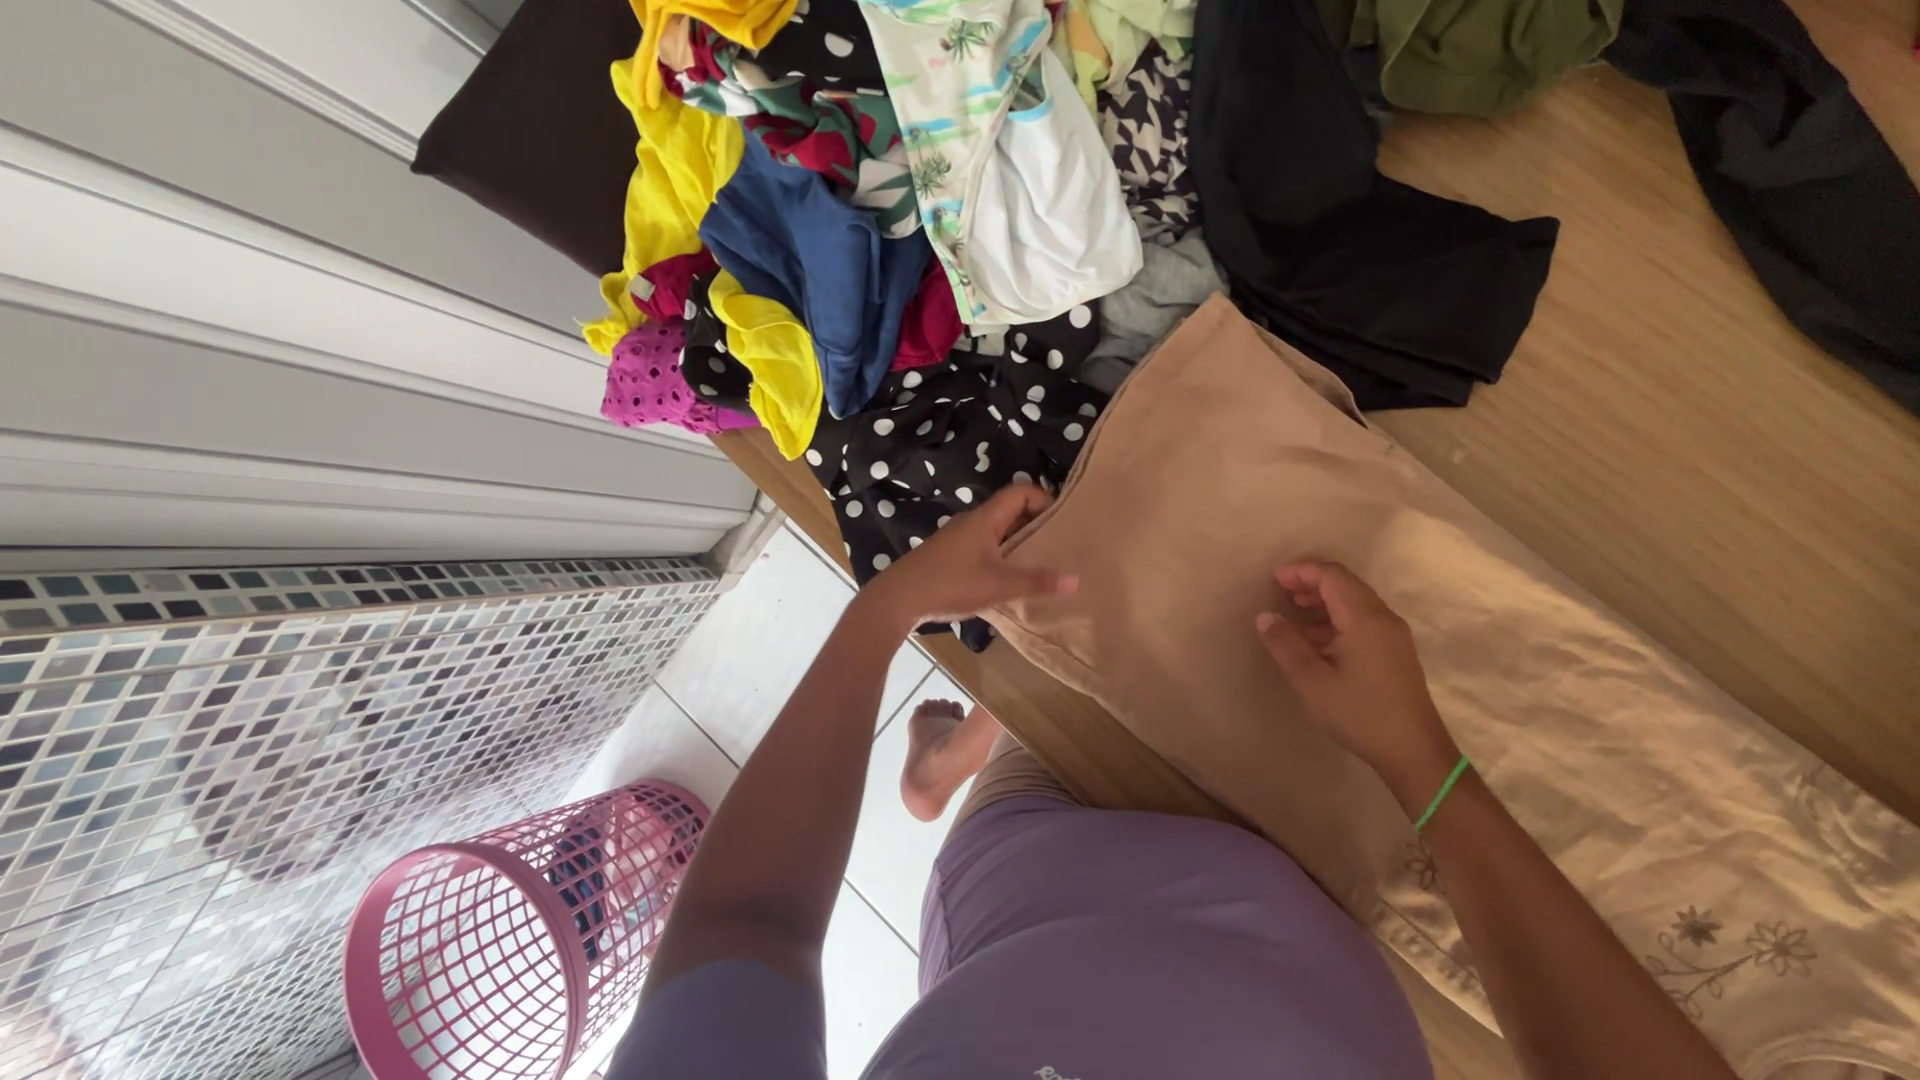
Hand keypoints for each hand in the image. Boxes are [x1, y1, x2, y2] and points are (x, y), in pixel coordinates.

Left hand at [857, 483, 1077, 629]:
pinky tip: (1006, 579)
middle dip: (1035, 524)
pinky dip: (1000, 556)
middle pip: (1009, 511)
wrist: (897, 599)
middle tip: (1059, 544)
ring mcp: (956, 539)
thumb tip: (1076, 580)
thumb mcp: (999, 586)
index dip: (1043, 498)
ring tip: (1039, 563)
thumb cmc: (950, 584)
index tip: (1063, 520)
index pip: (1019, 492)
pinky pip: (982, 547)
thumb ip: (1037, 582)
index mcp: (984, 519)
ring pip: (995, 532)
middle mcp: (970, 522)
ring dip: (1017, 542)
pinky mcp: (947, 557)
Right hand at [1254, 558, 1459, 816]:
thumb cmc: (1359, 714)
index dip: (1301, 571)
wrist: (1413, 751)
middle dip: (1311, 582)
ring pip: (1355, 602)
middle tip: (1280, 592)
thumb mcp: (1311, 681)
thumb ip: (1286, 644)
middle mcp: (1383, 618)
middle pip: (1346, 584)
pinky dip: (1336, 619)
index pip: (1332, 576)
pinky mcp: (1395, 652)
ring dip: (1323, 601)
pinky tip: (1316, 641)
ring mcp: (1393, 635)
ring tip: (1293, 616)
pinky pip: (1363, 620)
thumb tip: (1266, 616)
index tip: (1273, 578)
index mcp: (1365, 619)